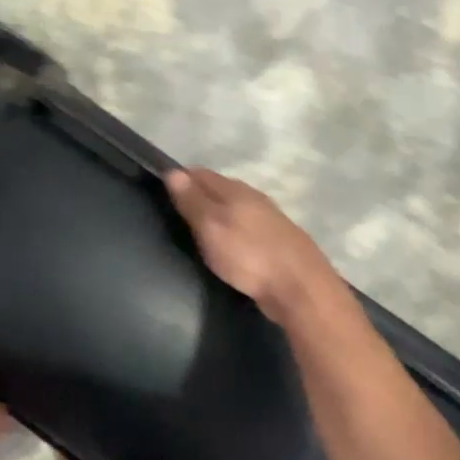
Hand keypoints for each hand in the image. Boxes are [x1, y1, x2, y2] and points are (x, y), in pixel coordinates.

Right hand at [165, 167, 340, 323]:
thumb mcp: (211, 226)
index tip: (160, 193)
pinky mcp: (276, 241)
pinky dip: (231, 231)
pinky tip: (226, 246)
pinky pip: (245, 228)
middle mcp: (253, 198)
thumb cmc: (248, 254)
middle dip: (197, 196)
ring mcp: (268, 220)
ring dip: (216, 215)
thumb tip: (173, 171)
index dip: (180, 179)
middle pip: (219, 189)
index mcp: (235, 190)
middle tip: (174, 214)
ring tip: (196, 231)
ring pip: (234, 209)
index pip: (200, 173)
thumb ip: (192, 200)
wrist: (299, 287)